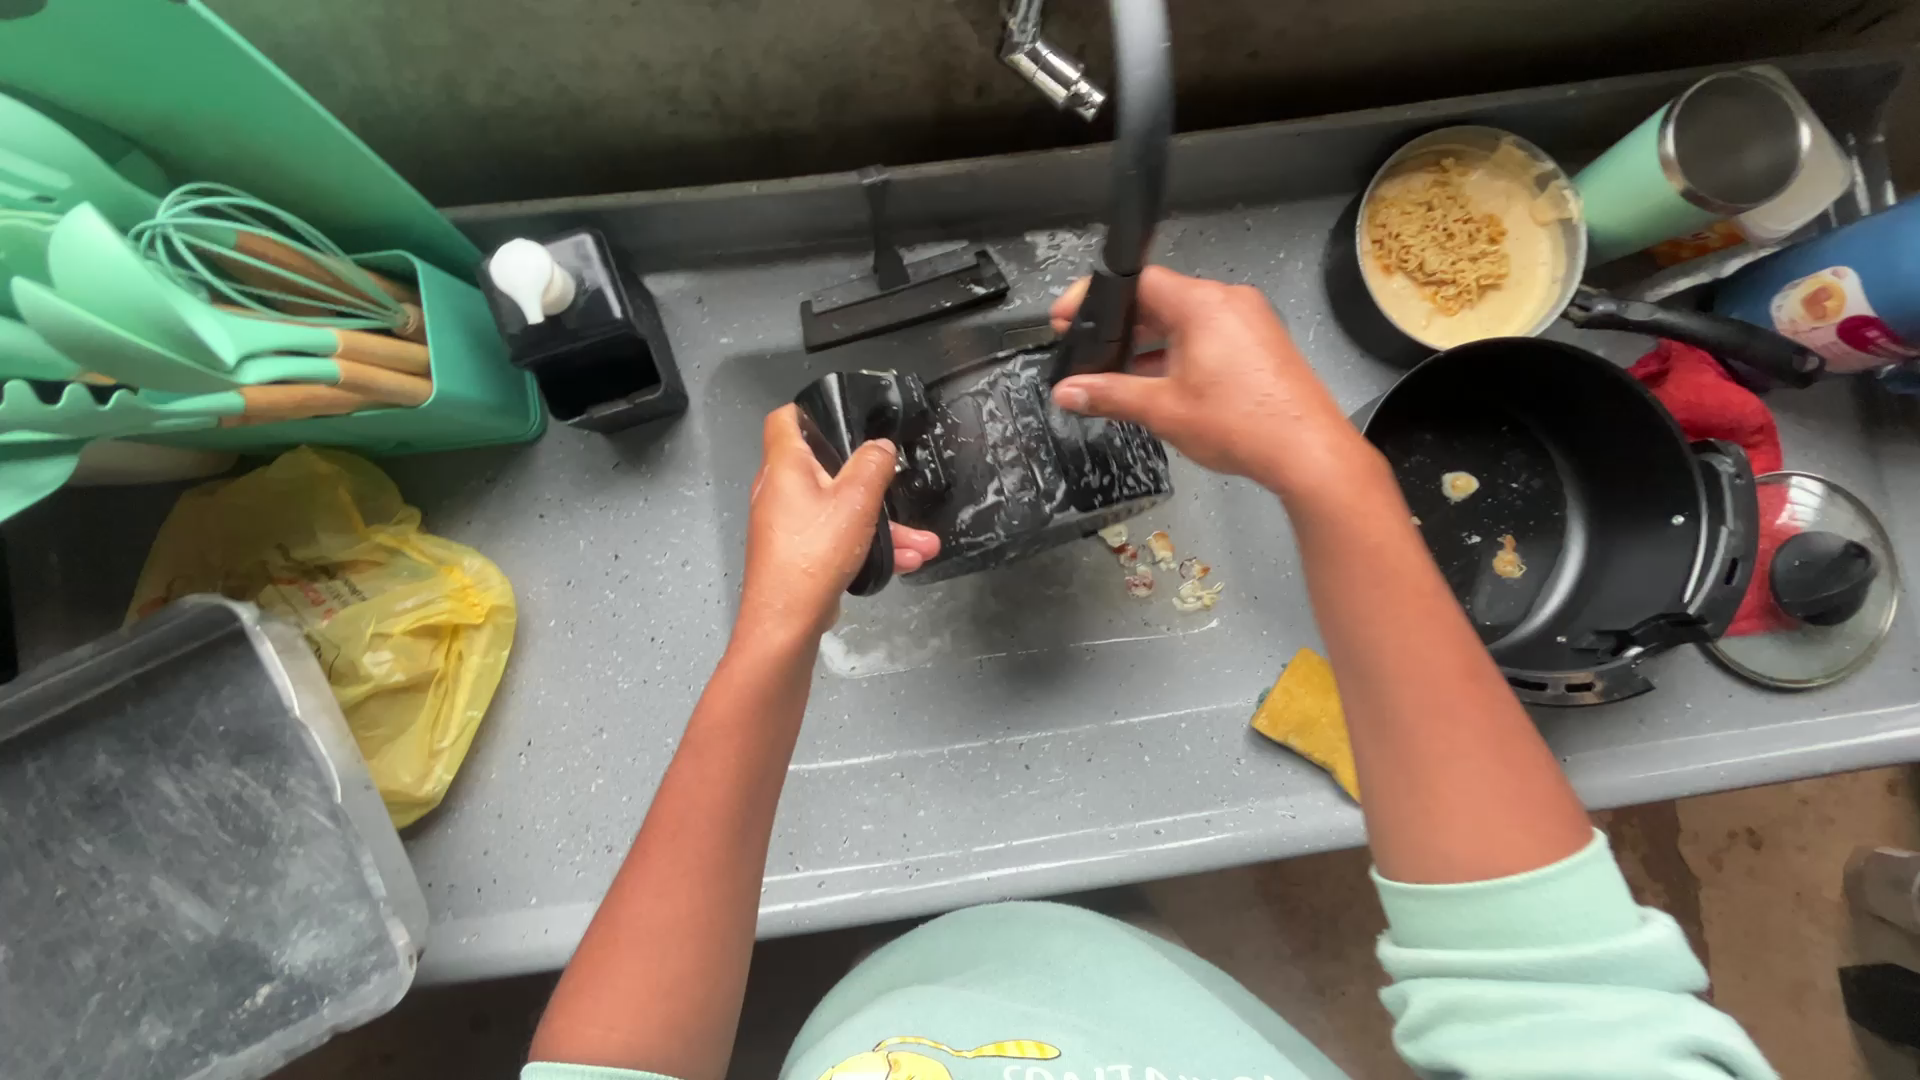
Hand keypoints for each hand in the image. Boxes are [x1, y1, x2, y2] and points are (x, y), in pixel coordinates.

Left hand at [735, 405, 940, 645]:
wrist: (786, 620)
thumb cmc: (814, 551)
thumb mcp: (855, 501)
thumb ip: (873, 466)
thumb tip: (881, 446)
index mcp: (785, 465)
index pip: (785, 419)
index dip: (811, 411)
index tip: (843, 417)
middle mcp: (780, 490)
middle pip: (826, 470)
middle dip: (872, 484)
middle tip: (898, 489)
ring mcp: (788, 524)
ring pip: (840, 511)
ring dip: (882, 524)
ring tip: (921, 542)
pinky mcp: (798, 553)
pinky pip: (837, 538)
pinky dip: (867, 544)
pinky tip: (903, 561)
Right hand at [1049, 266, 1378, 497]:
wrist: (1307, 452)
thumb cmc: (1245, 424)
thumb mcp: (1162, 409)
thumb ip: (1109, 395)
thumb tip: (1070, 391)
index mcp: (1202, 305)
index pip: (1137, 281)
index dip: (1096, 297)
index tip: (1070, 315)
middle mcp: (1229, 303)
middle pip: (1159, 299)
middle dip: (1121, 326)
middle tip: (1089, 348)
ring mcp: (1248, 322)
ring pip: (1184, 320)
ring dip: (1149, 343)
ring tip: (1120, 373)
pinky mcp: (1259, 345)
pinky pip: (1207, 336)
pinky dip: (1178, 353)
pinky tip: (1161, 384)